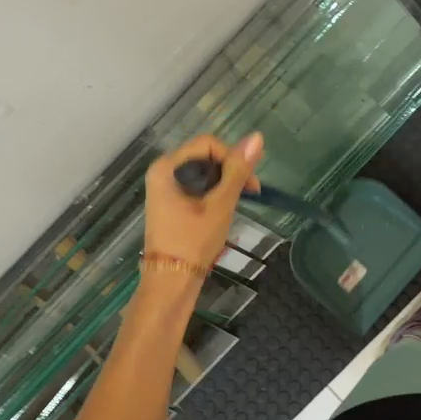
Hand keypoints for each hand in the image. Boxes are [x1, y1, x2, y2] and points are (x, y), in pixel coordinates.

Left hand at [143, 133, 263, 269]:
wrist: (171, 282)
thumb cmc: (193, 242)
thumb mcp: (220, 205)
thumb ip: (238, 171)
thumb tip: (257, 137)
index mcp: (167, 167)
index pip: (209, 144)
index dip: (233, 158)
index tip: (250, 185)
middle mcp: (163, 172)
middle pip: (206, 156)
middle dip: (230, 172)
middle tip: (248, 196)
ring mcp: (166, 188)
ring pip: (205, 172)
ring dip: (225, 185)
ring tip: (234, 207)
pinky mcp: (172, 202)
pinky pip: (198, 186)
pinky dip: (214, 194)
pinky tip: (222, 212)